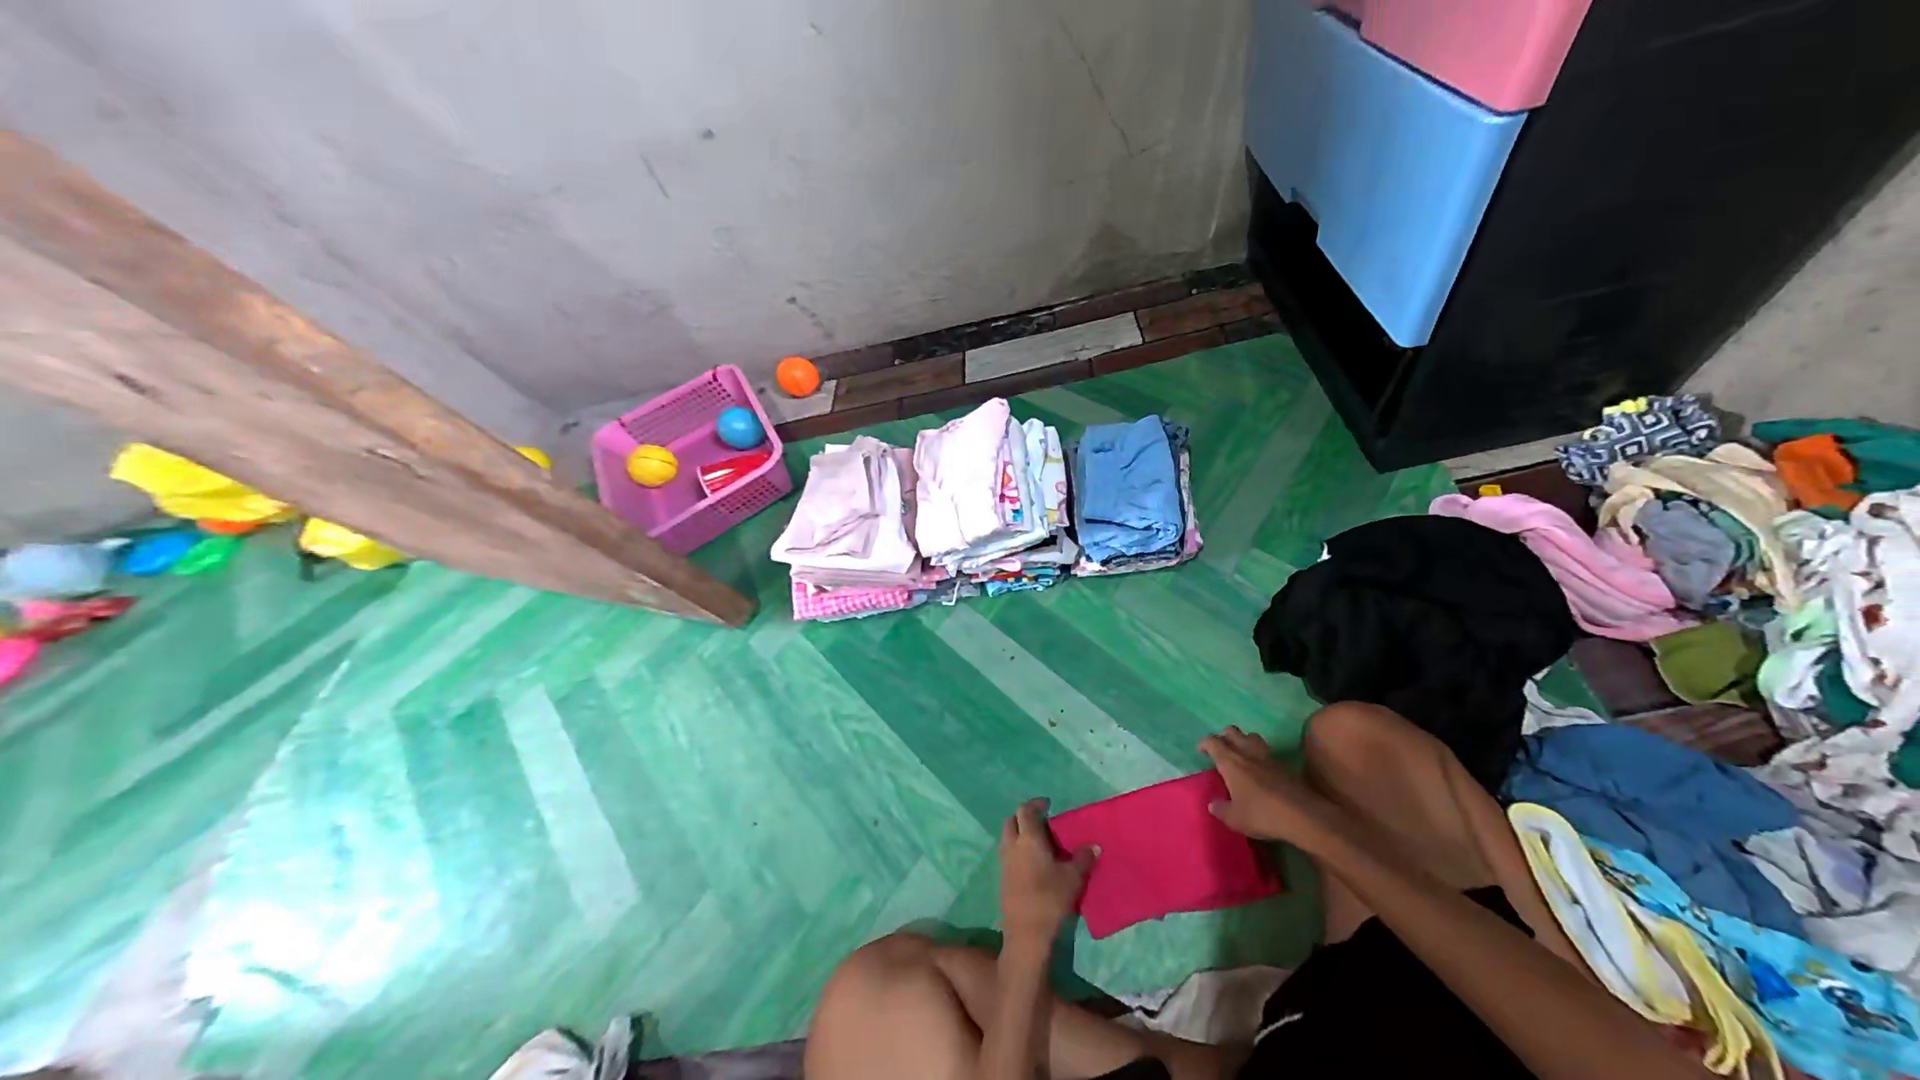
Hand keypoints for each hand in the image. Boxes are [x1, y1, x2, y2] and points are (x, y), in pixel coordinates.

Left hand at [999, 798, 1095, 943]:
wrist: (1026, 931)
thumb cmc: (1050, 898)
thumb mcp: (1073, 877)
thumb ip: (1083, 858)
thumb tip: (1094, 845)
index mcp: (1028, 838)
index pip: (1025, 810)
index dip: (1035, 804)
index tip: (1047, 805)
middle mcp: (1012, 845)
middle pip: (1012, 820)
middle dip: (1024, 816)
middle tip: (1042, 821)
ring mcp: (1004, 861)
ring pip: (1007, 836)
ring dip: (1019, 832)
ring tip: (1040, 841)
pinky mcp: (1003, 877)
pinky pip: (1008, 852)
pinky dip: (1017, 848)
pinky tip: (1033, 861)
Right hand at [1199, 726, 1337, 845]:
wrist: (1303, 816)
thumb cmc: (1261, 815)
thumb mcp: (1234, 818)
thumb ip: (1220, 809)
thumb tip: (1213, 804)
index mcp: (1230, 762)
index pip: (1213, 742)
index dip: (1204, 743)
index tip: (1201, 751)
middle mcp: (1247, 753)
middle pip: (1232, 731)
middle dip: (1223, 736)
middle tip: (1220, 750)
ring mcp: (1268, 757)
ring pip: (1252, 736)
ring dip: (1243, 740)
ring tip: (1241, 754)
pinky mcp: (1284, 765)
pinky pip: (1267, 751)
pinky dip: (1259, 754)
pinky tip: (1260, 768)